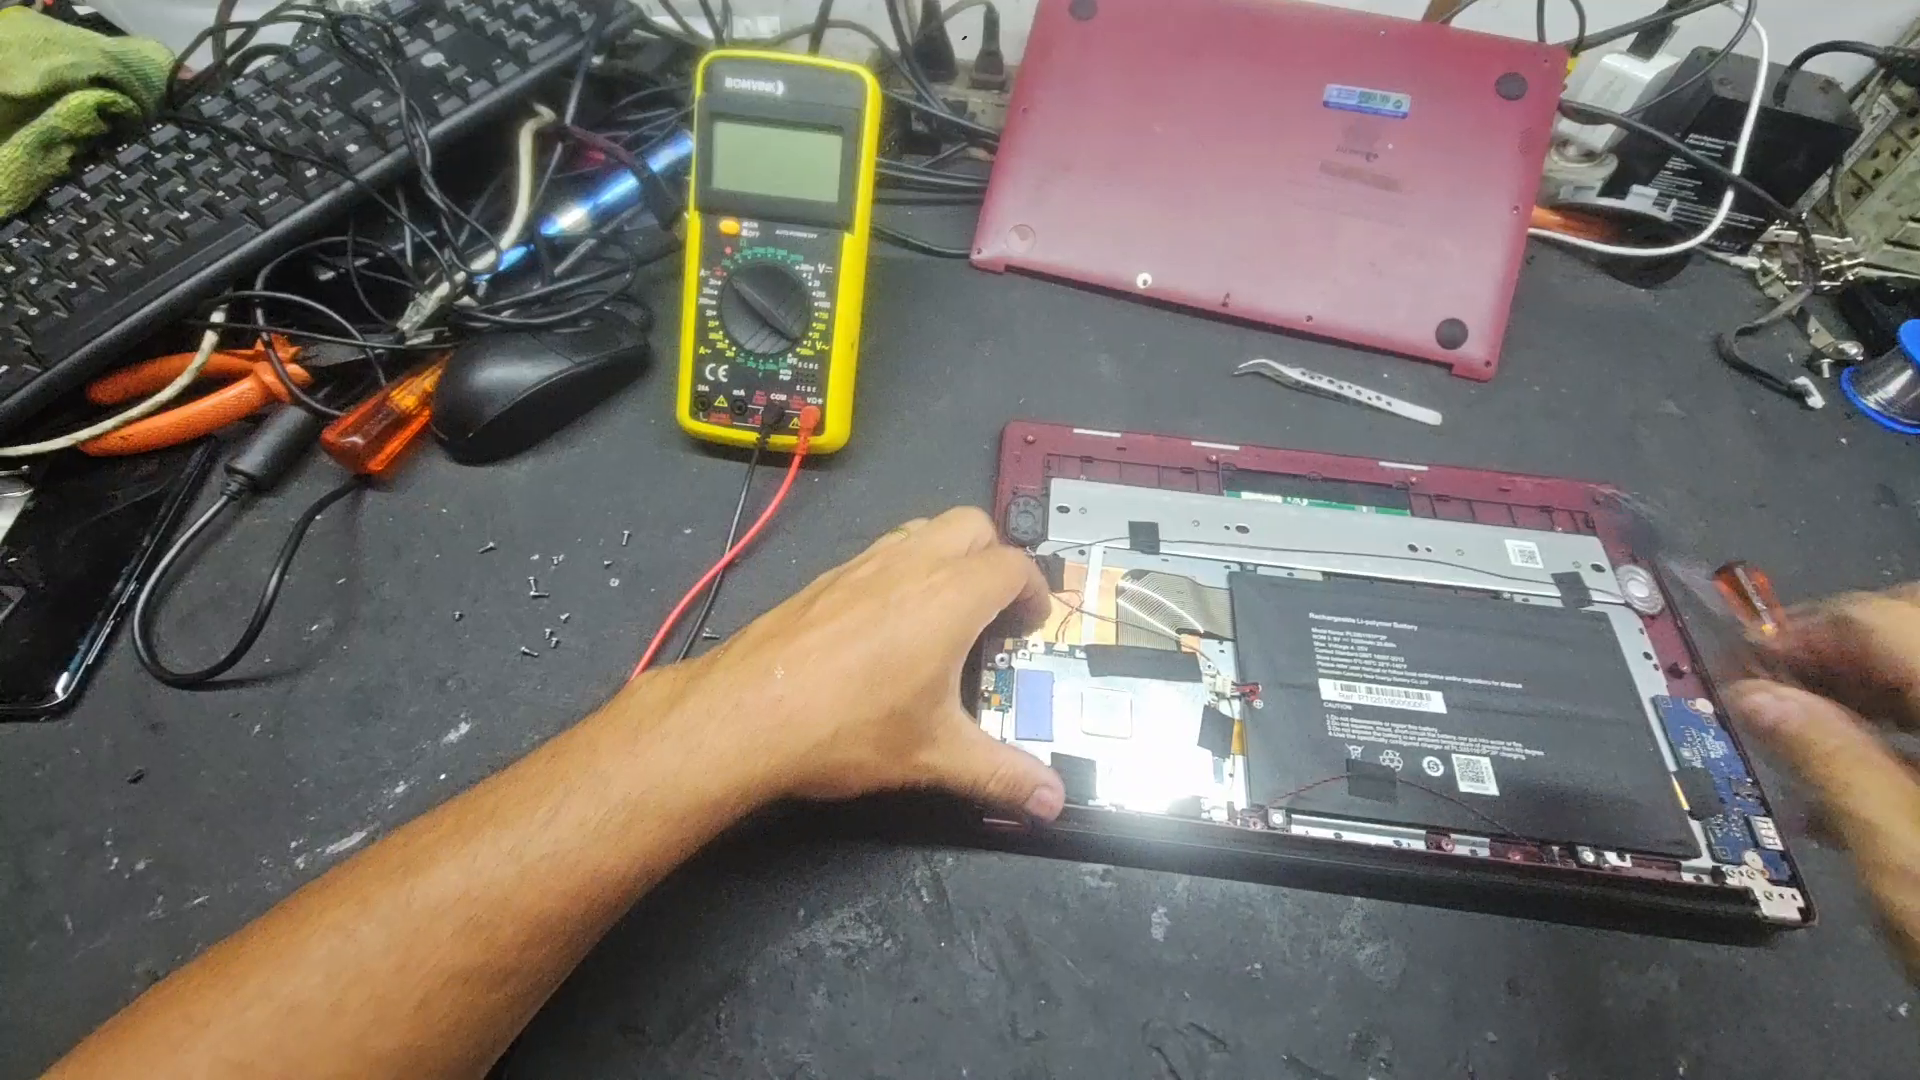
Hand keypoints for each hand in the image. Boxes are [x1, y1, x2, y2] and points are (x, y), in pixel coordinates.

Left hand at [638, 507, 1065, 820]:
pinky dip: (906, 568)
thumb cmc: (851, 727)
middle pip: (973, 525)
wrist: (746, 714)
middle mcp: (911, 564)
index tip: (1031, 626)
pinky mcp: (828, 577)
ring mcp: (864, 564)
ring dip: (950, 555)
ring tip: (947, 611)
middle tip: (995, 610)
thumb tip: (1055, 803)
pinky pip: (883, 551)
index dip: (1035, 592)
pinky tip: (889, 624)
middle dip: (996, 557)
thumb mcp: (935, 755)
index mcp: (950, 596)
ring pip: (924, 529)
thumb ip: (1001, 775)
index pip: (1014, 566)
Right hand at [1727, 585, 1919, 977]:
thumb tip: (1753, 696)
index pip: (1879, 622)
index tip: (1737, 665)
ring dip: (1866, 688)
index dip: (1798, 632)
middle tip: (1773, 691)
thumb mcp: (1901, 860)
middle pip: (1912, 625)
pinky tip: (1872, 768)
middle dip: (1836, 649)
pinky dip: (1900, 724)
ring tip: (1809, 735)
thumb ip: (1829, 764)